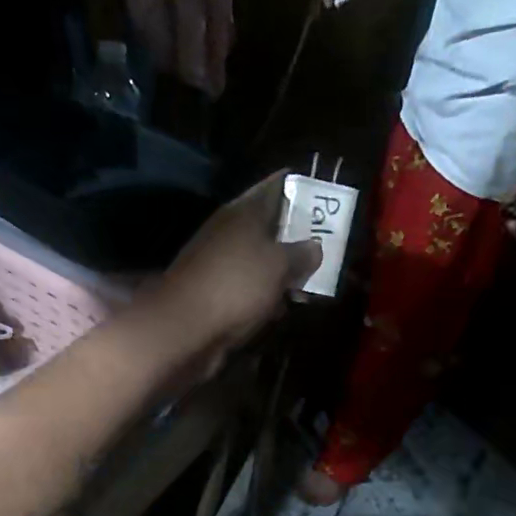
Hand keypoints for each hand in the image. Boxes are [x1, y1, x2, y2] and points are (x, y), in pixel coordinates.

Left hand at [139, 171, 321, 365]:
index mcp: (242, 212)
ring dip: (285, 271)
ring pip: (261, 260)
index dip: (303, 187)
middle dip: (299, 236)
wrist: (183, 329)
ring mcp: (220, 264)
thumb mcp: (279, 264)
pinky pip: (250, 288)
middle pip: (271, 225)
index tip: (329, 196)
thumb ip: (301, 253)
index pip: (276, 186)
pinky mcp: (216, 295)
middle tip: (332, 245)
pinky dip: (266, 295)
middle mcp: (229, 232)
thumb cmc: (236, 285)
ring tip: (314, 281)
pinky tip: (284, 307)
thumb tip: (315, 247)